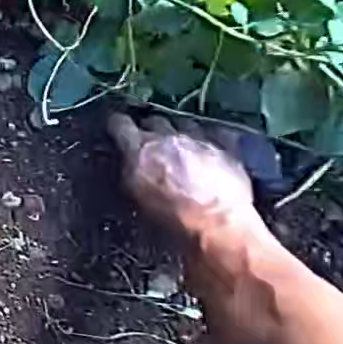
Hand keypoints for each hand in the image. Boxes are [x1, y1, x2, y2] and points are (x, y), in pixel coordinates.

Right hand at [107, 113, 258, 239]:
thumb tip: (124, 159)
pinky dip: (208, 139)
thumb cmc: (171, 215)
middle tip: (149, 144)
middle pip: (154, 120)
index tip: (116, 129)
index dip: (116, 125)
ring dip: (178, 132)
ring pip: (183, 123)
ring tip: (179, 146)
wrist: (218, 223)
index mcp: (139, 147)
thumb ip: (126, 168)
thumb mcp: (134, 194)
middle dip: (149, 130)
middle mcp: (168, 137)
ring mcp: (199, 139)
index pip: (120, 123)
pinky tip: (207, 149)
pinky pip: (215, 133)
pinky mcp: (226, 147)